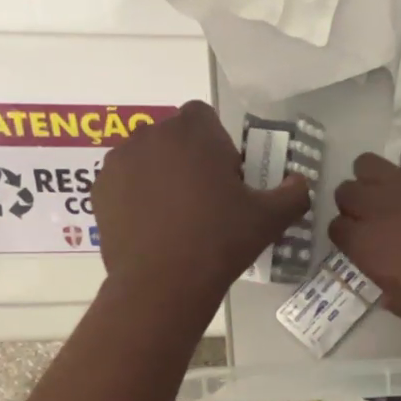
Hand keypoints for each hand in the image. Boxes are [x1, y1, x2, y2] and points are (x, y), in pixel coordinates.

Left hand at [91, 101, 309, 300]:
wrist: (163, 283)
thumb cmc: (220, 241)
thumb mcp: (269, 219)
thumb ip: (292, 194)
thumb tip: (299, 183)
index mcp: (194, 132)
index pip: (205, 117)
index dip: (219, 145)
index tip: (228, 179)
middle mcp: (151, 135)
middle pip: (175, 137)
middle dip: (191, 160)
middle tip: (209, 203)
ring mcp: (119, 162)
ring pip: (149, 160)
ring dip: (164, 178)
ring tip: (181, 220)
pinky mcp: (100, 190)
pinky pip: (126, 185)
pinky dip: (140, 199)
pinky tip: (157, 231)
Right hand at [330, 150, 400, 349]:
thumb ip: (381, 276)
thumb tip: (379, 262)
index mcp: (368, 248)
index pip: (335, 228)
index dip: (348, 237)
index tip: (362, 245)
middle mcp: (382, 210)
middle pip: (346, 191)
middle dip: (356, 206)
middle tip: (378, 222)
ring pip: (369, 164)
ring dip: (376, 181)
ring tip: (398, 200)